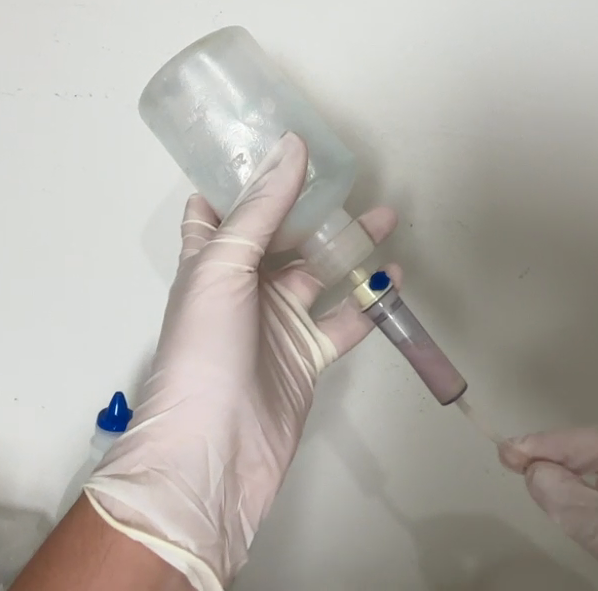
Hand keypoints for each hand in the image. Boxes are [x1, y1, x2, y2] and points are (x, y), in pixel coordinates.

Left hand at [84, 133, 396, 590]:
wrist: (214, 451)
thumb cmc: (204, 348)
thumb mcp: (224, 266)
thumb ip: (261, 208)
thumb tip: (290, 145)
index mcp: (209, 259)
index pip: (217, 208)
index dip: (239, 179)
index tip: (272, 146)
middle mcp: (241, 284)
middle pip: (278, 234)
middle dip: (310, 206)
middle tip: (346, 175)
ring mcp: (275, 320)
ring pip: (317, 271)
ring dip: (348, 245)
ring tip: (384, 216)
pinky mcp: (305, 354)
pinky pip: (342, 317)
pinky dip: (369, 299)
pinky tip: (393, 276)